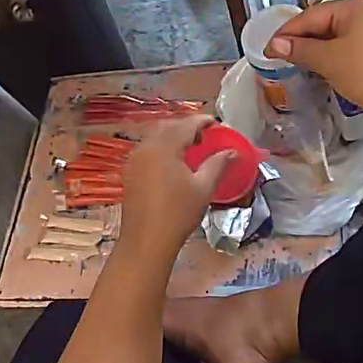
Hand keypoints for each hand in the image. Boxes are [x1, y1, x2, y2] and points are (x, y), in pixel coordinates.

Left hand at [117, 117, 233, 259]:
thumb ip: (217, 164)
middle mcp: (146, 148)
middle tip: (206, 136)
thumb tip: (232, 151)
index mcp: (164, 147)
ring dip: (174, 137)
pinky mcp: (130, 172)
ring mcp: (134, 160)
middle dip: (187, 126)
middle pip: (168, 127)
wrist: (146, 241)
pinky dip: (163, 148)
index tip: (217, 123)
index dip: (203, 121)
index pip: (186, 124)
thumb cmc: (178, 213)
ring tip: (192, 148)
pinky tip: (174, 162)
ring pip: (156, 137)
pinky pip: (148, 150)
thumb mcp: (203, 187)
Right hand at [264, 0, 362, 125]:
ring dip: (321, 56)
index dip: (286, 34)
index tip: (268, 51)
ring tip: (302, 71)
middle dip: (304, 44)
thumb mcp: (331, 60)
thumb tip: (276, 44)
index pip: (310, 16)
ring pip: (339, 42)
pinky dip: (338, 63)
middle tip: (283, 63)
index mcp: (353, 7)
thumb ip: (302, 50)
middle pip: (325, 26)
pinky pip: (353, 54)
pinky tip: (330, 78)